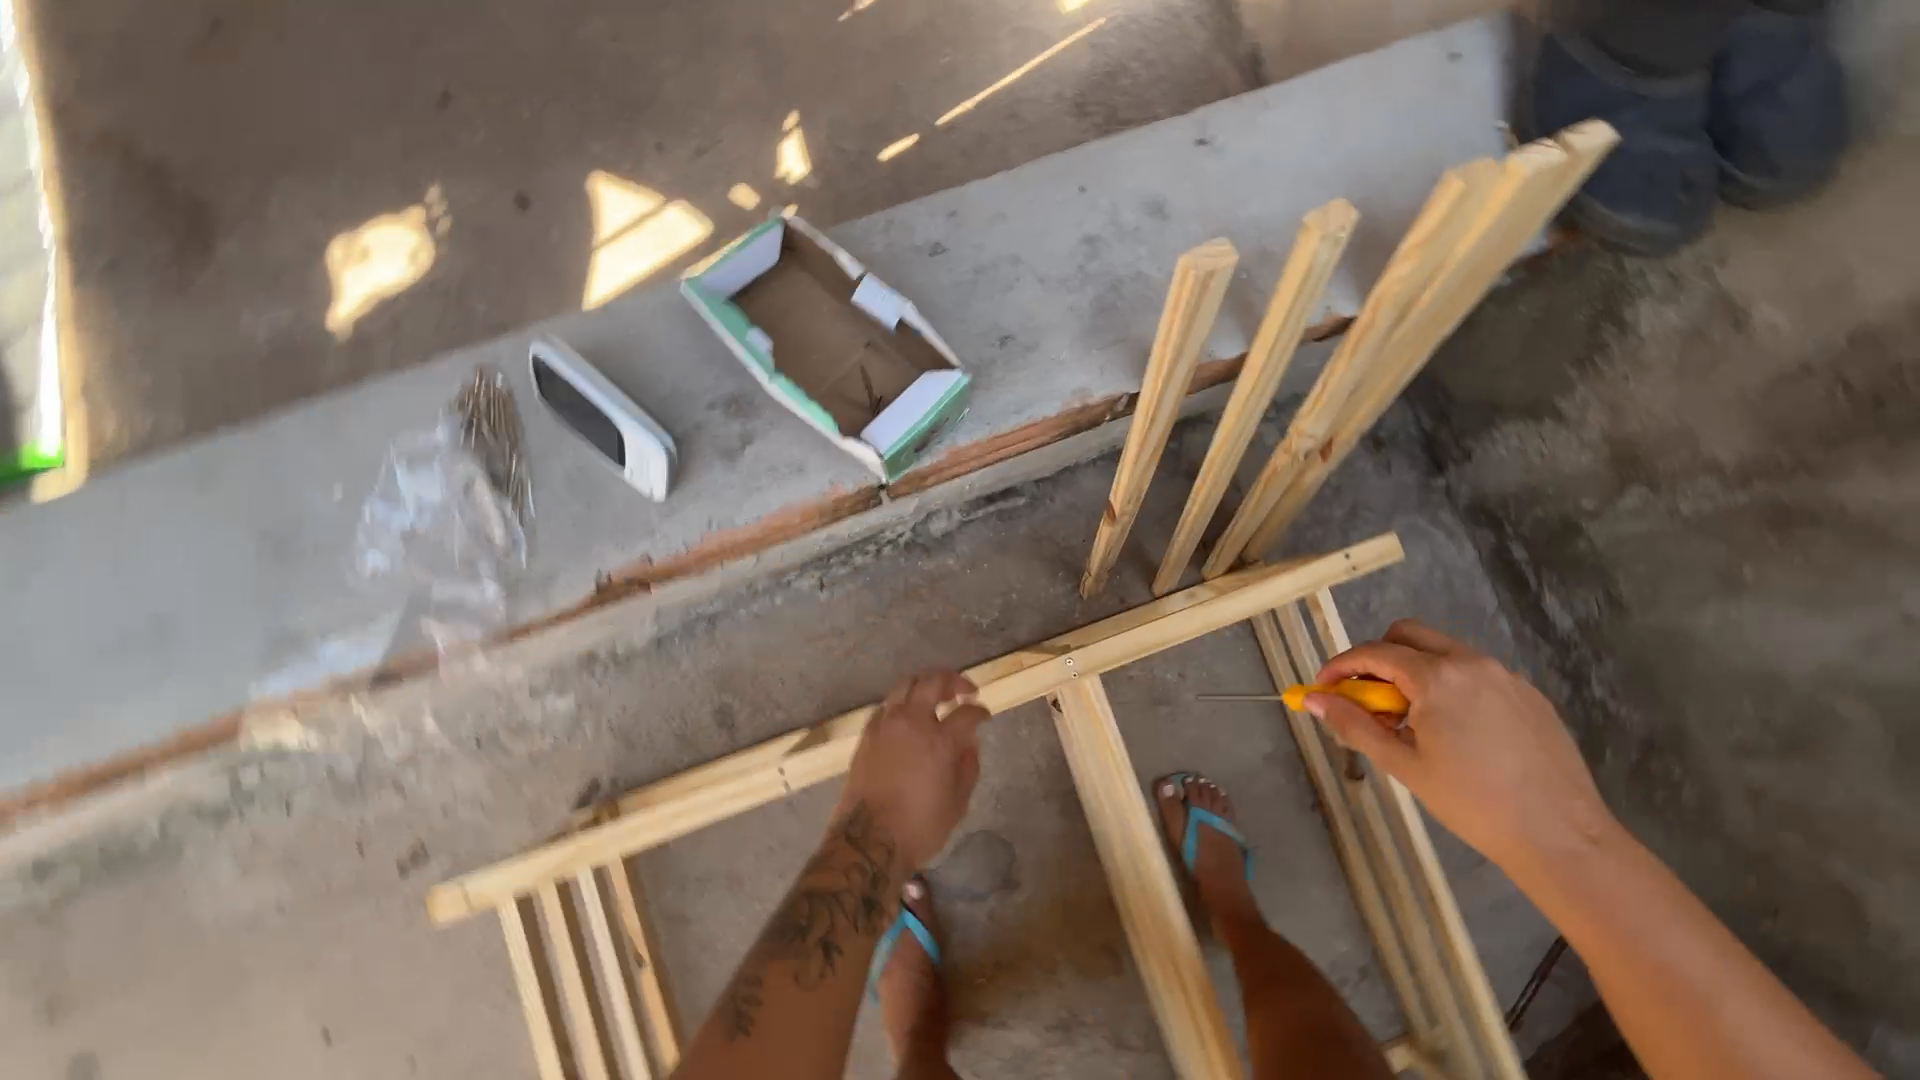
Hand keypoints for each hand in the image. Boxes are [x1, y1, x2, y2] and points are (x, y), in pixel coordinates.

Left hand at [837, 670, 989, 869]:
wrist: (869, 839)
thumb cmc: (920, 826)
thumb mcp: (958, 803)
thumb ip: (968, 767)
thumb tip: (968, 744)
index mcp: (940, 740)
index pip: (966, 713)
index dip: (980, 711)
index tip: (984, 714)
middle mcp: (912, 723)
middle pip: (932, 681)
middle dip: (952, 680)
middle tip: (963, 690)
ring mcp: (886, 725)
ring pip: (905, 686)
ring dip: (923, 685)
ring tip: (934, 696)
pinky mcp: (867, 734)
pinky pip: (886, 706)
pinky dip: (901, 703)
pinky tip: (907, 717)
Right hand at [1310, 620, 1619, 871]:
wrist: (1561, 835)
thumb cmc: (1472, 803)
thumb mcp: (1403, 765)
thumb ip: (1353, 725)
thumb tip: (1312, 700)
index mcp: (1438, 677)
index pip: (1374, 652)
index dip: (1340, 667)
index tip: (1322, 689)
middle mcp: (1472, 663)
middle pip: (1408, 635)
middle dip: (1376, 658)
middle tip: (1365, 699)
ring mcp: (1505, 676)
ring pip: (1443, 652)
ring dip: (1412, 672)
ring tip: (1409, 722)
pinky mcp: (1528, 695)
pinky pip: (1474, 674)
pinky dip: (1447, 686)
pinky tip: (1452, 732)